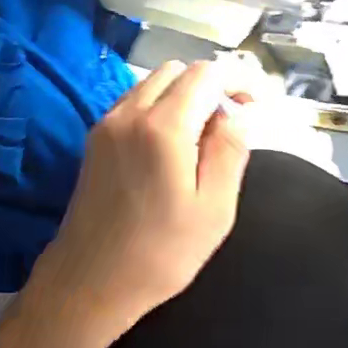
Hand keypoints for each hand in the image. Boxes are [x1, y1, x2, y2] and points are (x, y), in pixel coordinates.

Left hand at [23, 60, 251, 347]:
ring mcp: (105, 125)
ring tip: (204, 136)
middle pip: (174, 72)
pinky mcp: (93, 140)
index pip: (204, 75)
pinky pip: (130, 104)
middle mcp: (127, 114)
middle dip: (209, 85)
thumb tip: (240, 110)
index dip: (237, 81)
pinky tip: (171, 143)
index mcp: (161, 127)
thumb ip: (230, 149)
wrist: (91, 275)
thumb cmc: (161, 251)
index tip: (256, 106)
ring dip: (181, 95)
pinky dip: (156, 107)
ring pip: (149, 84)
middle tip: (233, 122)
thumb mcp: (214, 207)